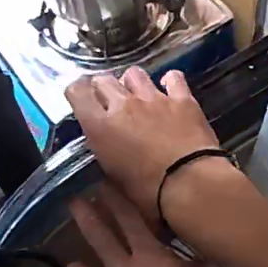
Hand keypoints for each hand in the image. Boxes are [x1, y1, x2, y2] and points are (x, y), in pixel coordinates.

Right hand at [65, 67, 223, 219]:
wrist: (191, 184)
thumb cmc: (150, 192)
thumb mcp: (116, 178)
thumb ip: (107, 154)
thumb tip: (107, 148)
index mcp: (101, 126)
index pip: (77, 91)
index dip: (78, 93)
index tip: (82, 100)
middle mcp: (124, 105)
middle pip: (104, 80)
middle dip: (104, 88)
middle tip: (110, 104)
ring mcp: (155, 99)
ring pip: (134, 74)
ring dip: (132, 83)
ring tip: (138, 96)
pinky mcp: (183, 100)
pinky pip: (173, 78)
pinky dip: (169, 81)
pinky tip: (170, 90)